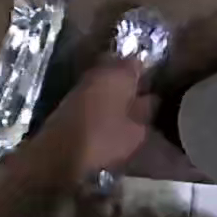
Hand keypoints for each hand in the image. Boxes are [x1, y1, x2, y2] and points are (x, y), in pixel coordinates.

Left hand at [24, 60, 155, 180]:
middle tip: (144, 100)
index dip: (148, 74)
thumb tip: (152, 99)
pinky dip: (102, 102)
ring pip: (105, 81)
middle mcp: (99, 72)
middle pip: (120, 69)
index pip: (139, 63)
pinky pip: (93, 94)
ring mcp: (82, 84)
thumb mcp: (137, 130)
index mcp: (120, 73)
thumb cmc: (105, 139)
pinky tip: (108, 117)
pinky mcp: (70, 99)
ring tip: (127, 110)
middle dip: (131, 82)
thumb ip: (147, 111)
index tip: (156, 88)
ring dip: (115, 92)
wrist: (60, 153)